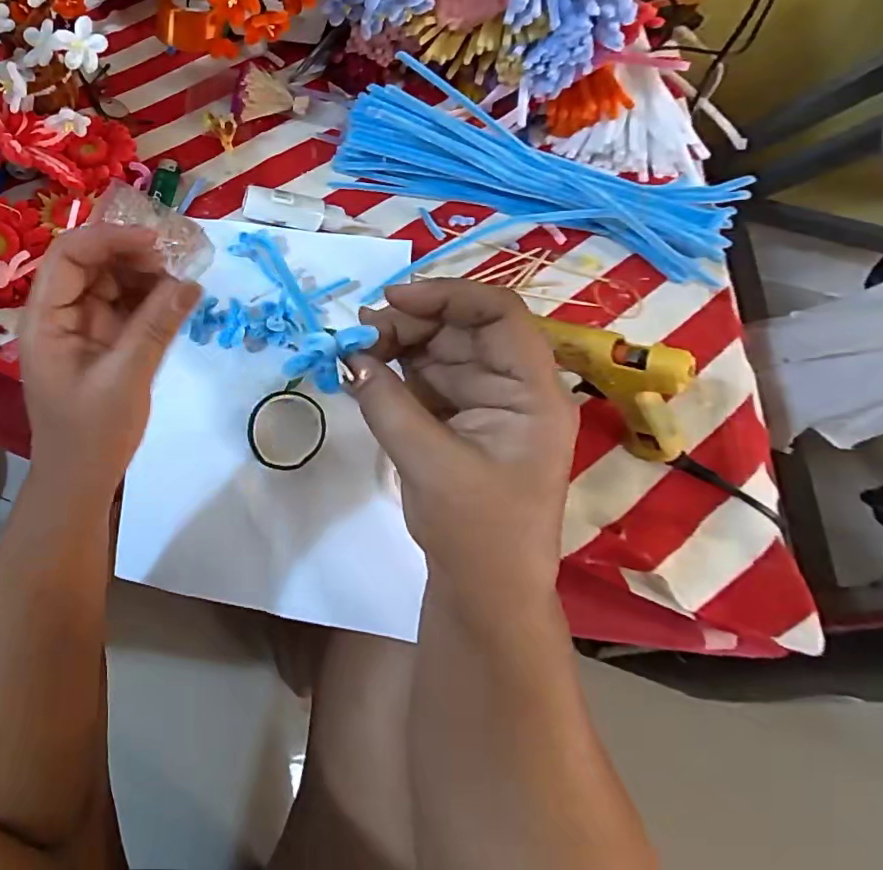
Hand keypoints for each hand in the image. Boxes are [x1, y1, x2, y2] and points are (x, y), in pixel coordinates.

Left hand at [18, 225, 202, 494]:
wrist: (80, 479)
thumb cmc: (91, 435)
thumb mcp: (125, 379)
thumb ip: (155, 327)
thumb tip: (190, 283)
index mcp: (45, 319)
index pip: (69, 256)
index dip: (108, 239)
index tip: (154, 241)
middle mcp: (59, 314)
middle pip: (90, 262)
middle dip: (130, 255)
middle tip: (175, 262)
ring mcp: (80, 325)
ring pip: (109, 280)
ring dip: (143, 274)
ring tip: (180, 280)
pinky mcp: (101, 339)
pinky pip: (123, 304)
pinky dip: (148, 297)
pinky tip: (175, 299)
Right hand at [345, 280, 575, 604]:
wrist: (483, 587)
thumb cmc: (476, 529)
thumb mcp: (429, 462)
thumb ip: (387, 404)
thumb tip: (350, 358)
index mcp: (532, 393)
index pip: (499, 315)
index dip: (447, 296)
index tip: (391, 301)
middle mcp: (511, 387)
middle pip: (462, 329)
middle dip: (409, 322)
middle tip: (358, 336)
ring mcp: (482, 401)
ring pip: (438, 350)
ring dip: (396, 343)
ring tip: (353, 350)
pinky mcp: (454, 418)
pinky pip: (423, 377)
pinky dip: (392, 370)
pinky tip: (362, 370)